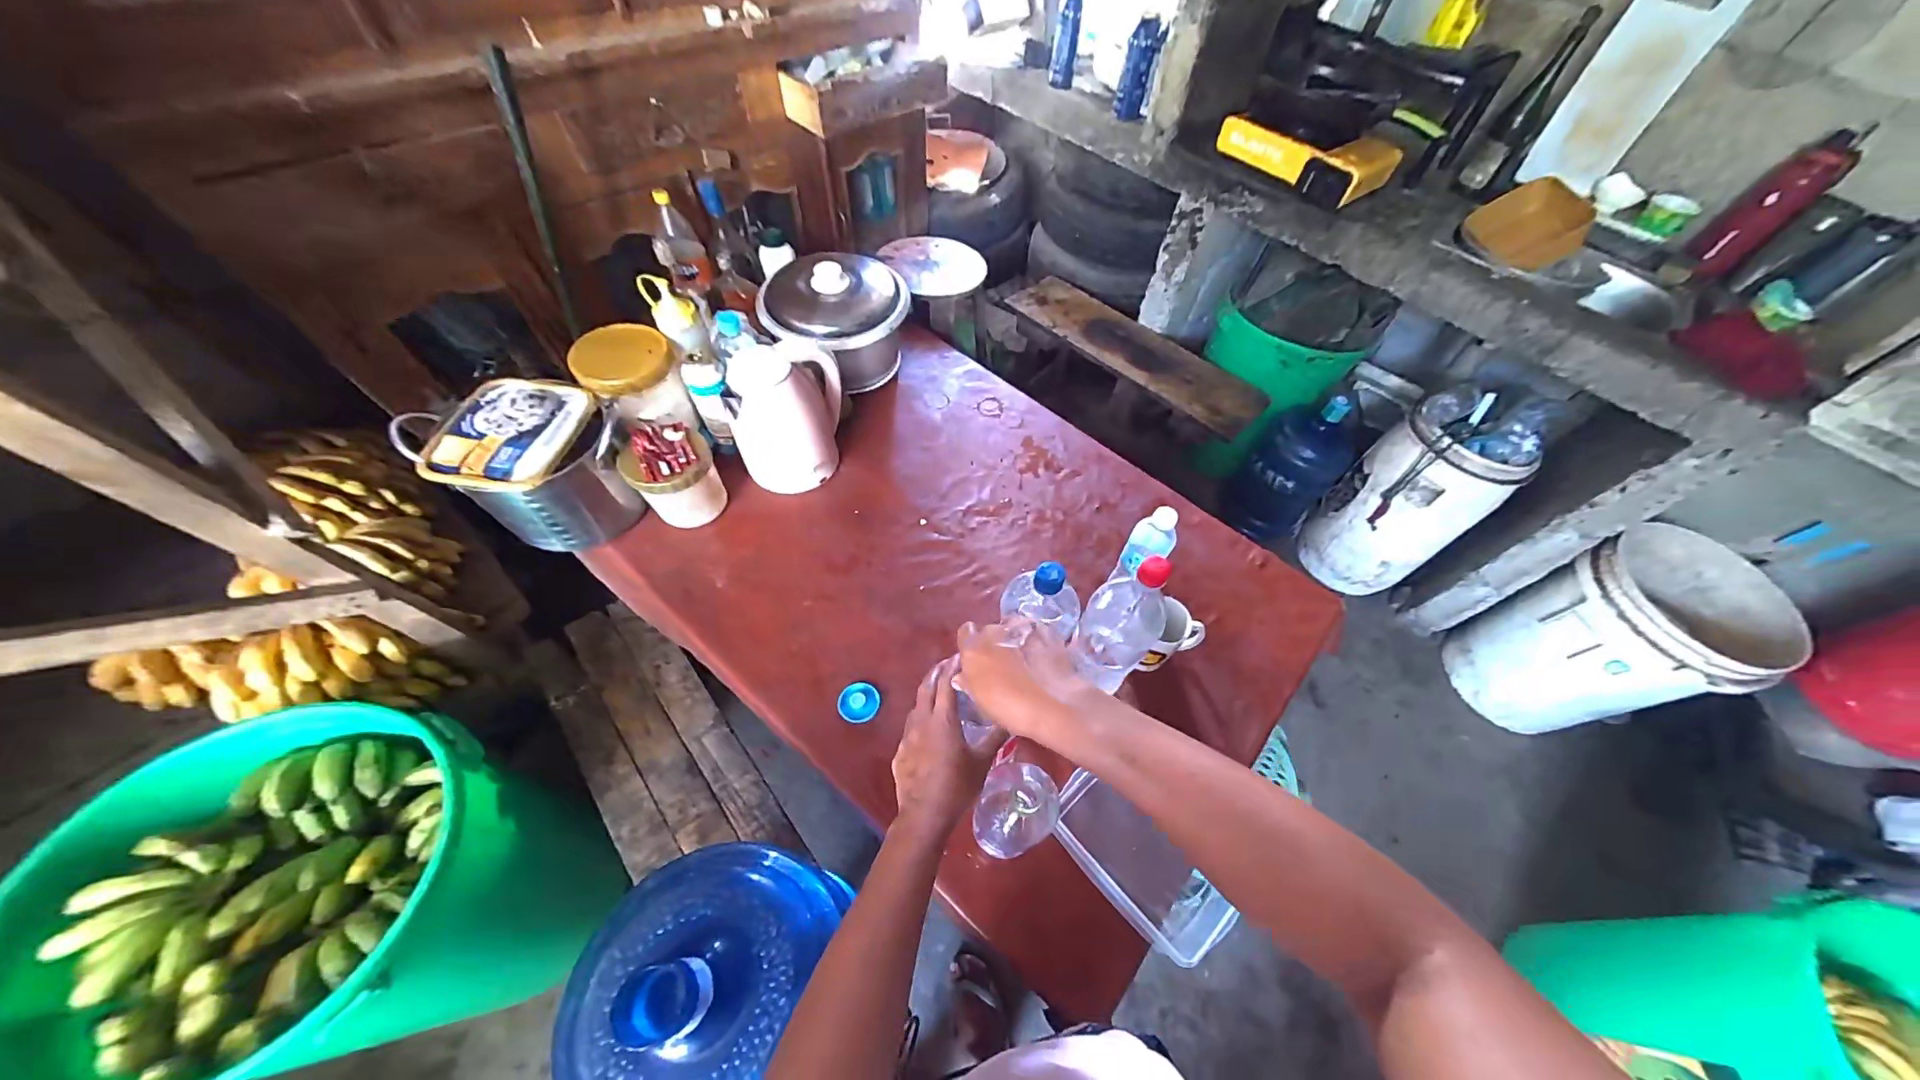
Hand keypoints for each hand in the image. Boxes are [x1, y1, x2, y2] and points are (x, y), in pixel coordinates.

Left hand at [892, 657, 1004, 836]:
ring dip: (927, 694)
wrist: (924, 815)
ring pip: (916, 706)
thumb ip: (995, 738)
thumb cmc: (957, 787)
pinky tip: (929, 728)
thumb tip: (1011, 720)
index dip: (952, 667)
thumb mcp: (982, 762)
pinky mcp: (900, 751)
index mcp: (942, 720)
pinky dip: (921, 718)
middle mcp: (922, 721)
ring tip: (940, 693)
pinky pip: (911, 727)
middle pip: (926, 688)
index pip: (945, 683)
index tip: (960, 656)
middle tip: (948, 665)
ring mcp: (907, 736)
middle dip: (936, 673)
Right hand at [954, 620, 1096, 746]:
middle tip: (1000, 663)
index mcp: (974, 647)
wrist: (1048, 706)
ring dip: (1014, 639)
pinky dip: (1037, 640)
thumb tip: (962, 675)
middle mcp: (995, 632)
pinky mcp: (1047, 634)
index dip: (970, 643)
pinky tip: (1041, 657)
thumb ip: (968, 682)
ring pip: (1013, 628)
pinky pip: (1037, 631)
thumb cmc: (1006, 707)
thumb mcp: (979, 700)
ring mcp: (1023, 630)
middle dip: (993, 642)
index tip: (975, 658)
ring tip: (1023, 659)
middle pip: (990, 630)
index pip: (965, 632)